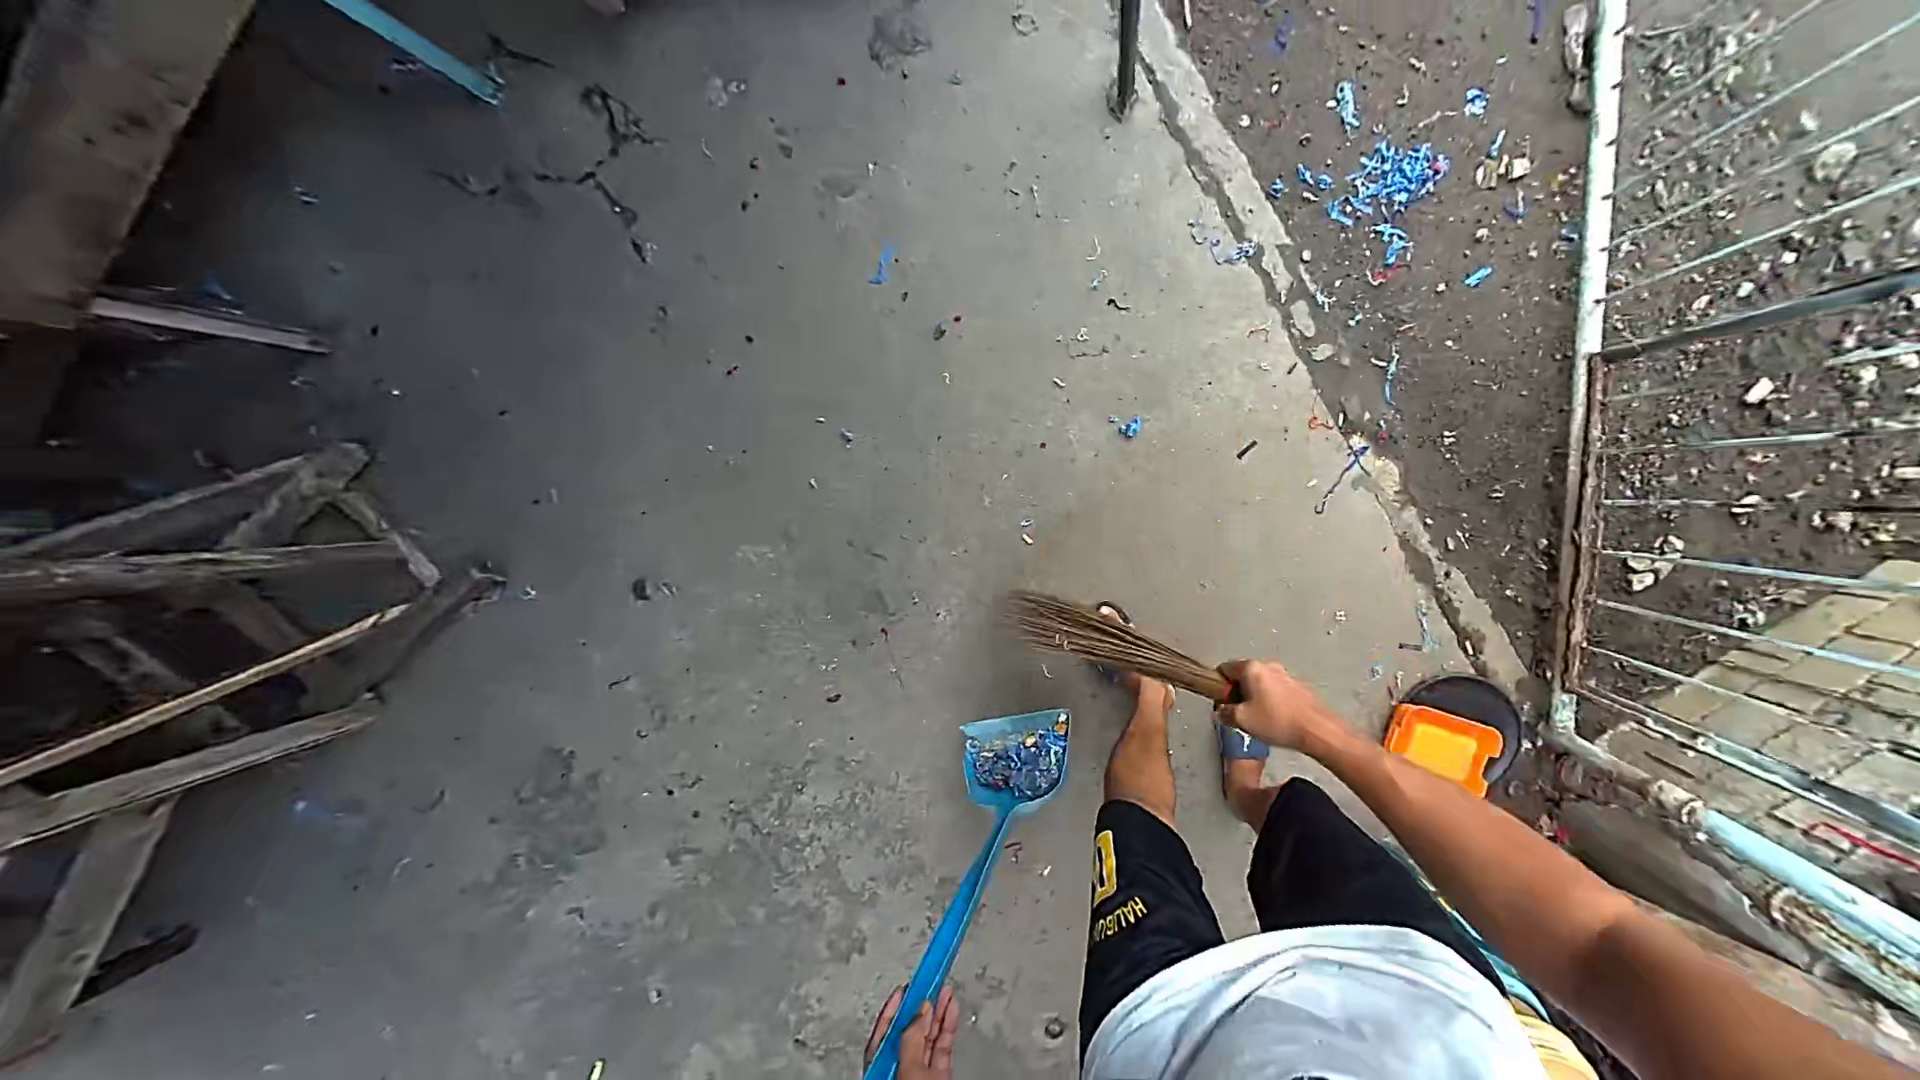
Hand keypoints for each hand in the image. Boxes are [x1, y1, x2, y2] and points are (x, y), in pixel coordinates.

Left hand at [864, 984, 957, 1079]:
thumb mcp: (907, 1067)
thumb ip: (911, 1036)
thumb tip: (921, 1010)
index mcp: (880, 1066)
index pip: (885, 1029)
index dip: (895, 1006)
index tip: (906, 986)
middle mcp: (899, 1066)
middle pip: (910, 1029)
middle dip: (921, 1004)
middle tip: (929, 983)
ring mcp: (919, 1072)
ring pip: (929, 1035)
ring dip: (938, 1010)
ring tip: (945, 989)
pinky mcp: (937, 1076)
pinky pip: (942, 1046)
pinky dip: (948, 1026)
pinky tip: (952, 1008)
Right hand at [1215, 659, 1346, 751]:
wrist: (1318, 731)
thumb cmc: (1277, 721)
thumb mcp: (1241, 719)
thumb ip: (1225, 712)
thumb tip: (1221, 711)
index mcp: (1251, 668)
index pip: (1224, 669)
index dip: (1219, 686)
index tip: (1223, 702)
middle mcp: (1268, 666)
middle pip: (1243, 675)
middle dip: (1237, 692)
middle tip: (1239, 712)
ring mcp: (1286, 675)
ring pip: (1260, 683)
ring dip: (1254, 697)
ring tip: (1258, 718)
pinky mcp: (1298, 687)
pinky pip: (1275, 690)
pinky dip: (1270, 700)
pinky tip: (1275, 719)